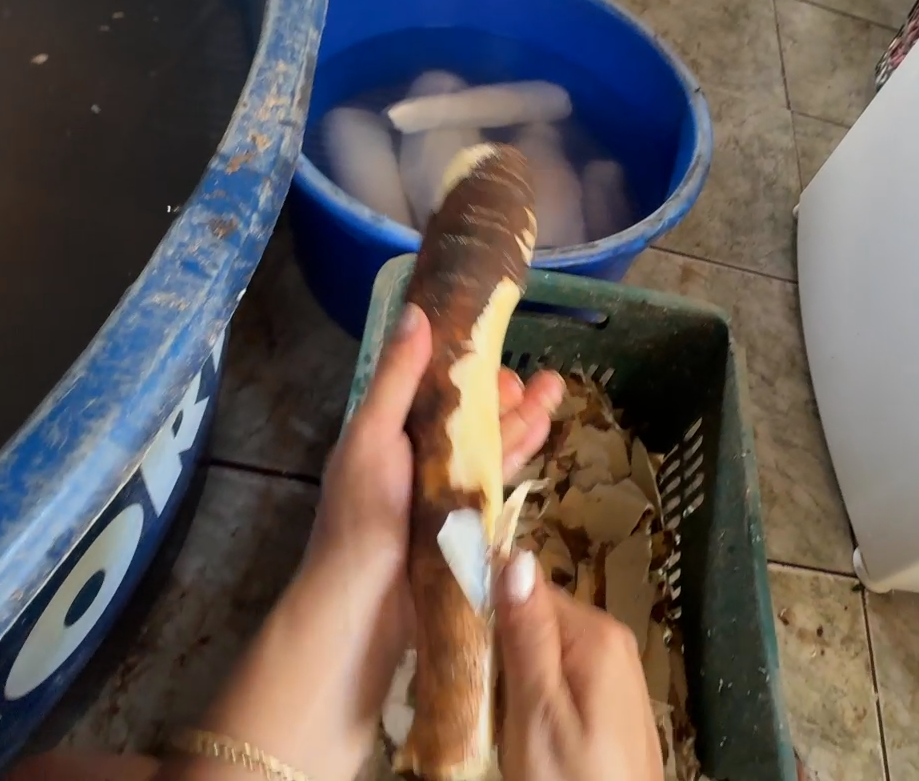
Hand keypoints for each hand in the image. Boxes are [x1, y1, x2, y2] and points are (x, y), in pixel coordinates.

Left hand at [305, 302, 563, 591]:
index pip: (437, 385)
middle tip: (543, 380)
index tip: (498, 346)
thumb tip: (417, 312)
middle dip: (507, 393)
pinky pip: (498, 475)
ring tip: (555, 392)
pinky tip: (542, 430)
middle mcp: (420, 453)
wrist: (364, 606)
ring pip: (491, 441)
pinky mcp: (467, 516)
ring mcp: (445, 486)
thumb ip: (397, 377)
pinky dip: (519, 450)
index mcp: (393, 430)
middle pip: (472, 413)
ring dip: (522, 416)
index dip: (468, 364)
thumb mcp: (373, 435)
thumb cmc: (363, 513)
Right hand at [496, 552, 664, 780]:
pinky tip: (526, 731)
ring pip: (549, 650)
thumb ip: (529, 636)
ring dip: (519, 675)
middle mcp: (613, 639)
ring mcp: (618, 672)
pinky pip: (566, 677)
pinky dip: (540, 695)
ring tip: (498, 718)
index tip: (461, 645)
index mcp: (596, 633)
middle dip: (505, 649)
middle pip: (540, 619)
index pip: (530, 590)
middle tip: (478, 694)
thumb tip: (517, 556)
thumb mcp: (539, 715)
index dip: (492, 613)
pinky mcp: (614, 702)